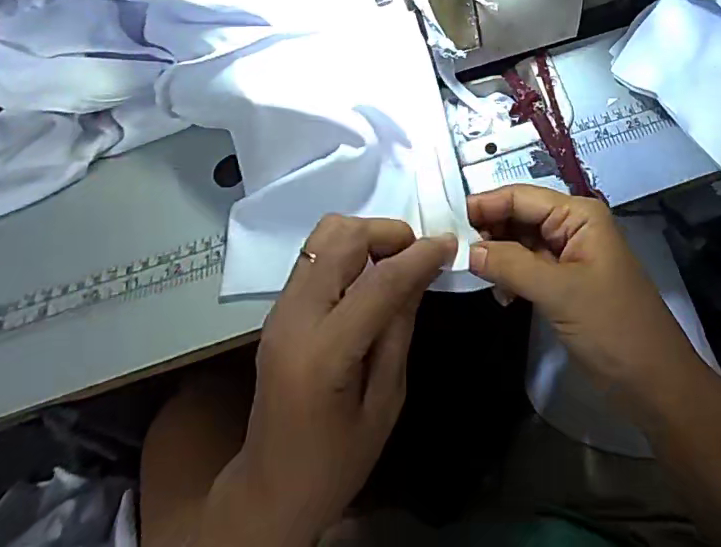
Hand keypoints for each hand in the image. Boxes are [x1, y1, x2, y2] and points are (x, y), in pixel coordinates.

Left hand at [204, 216, 455, 545]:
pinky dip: (349, 250)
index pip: (378, 281)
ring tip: (394, 263)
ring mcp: (280, 309)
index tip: (450, 243)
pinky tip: (370, 277)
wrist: (270, 488)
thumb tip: (422, 271)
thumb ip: (400, 327)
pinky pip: (315, 255)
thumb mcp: (386, 399)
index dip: (419, 255)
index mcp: (324, 352)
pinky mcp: (278, 309)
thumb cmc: (337, 459)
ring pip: (323, 235)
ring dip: (366, 237)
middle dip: (388, 233)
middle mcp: (294, 318)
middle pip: (341, 238)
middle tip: (418, 255)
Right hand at [466, 185, 702, 403]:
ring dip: (498, 256)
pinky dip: (511, 276)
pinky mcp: (567, 283)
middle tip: (453, 254)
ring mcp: (570, 255)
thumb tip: (467, 249)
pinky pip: (529, 267)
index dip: (485, 205)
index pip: (521, 196)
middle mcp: (574, 226)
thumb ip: (511, 265)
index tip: (445, 222)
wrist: (655, 382)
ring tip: (476, 277)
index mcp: (579, 215)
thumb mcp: (559, 292)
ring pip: (521, 242)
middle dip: (489, 231)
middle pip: (520, 216)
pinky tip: (501, 295)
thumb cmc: (612, 327)